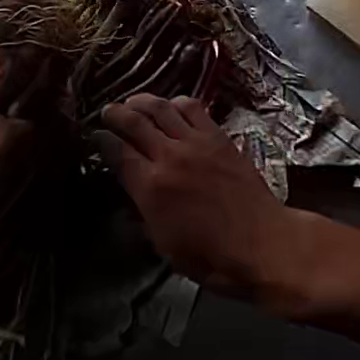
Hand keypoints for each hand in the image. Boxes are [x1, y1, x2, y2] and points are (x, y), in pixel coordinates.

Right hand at [90, 94, 303, 300]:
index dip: (101, 140)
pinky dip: (176, 102)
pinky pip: (192, 107)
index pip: (116, 151)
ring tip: (132, 102)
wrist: (263, 244)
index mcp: (151, 186)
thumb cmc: (212, 258)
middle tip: (107, 112)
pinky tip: (171, 106)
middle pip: (133, 121)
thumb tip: (130, 194)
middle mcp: (168, 156)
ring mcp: (194, 142)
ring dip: (141, 101)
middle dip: (115, 113)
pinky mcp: (217, 136)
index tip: (96, 137)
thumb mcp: (165, 246)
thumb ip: (143, 213)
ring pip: (159, 107)